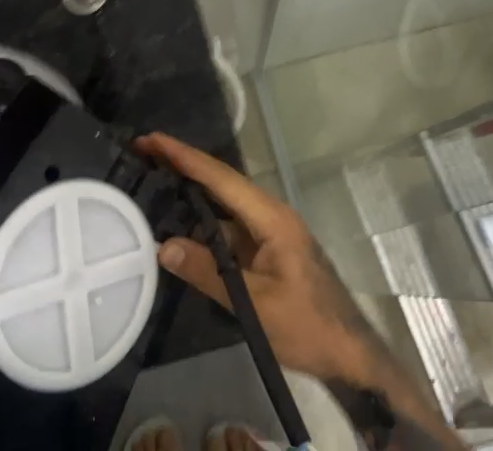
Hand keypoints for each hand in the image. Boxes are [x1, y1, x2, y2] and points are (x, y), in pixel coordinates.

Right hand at [133, 133, 388, 387]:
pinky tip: (179, 224)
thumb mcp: (254, 304)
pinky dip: (203, 221)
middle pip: (222, 182)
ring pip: (224, 204)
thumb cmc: (307, 326)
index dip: (185, 157)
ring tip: (153, 179)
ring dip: (192, 191)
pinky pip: (229, 227)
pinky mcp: (267, 250)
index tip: (153, 139)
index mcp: (272, 218)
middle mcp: (271, 215)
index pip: (222, 179)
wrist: (349, 353)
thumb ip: (208, 272)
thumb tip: (164, 246)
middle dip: (184, 165)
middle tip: (143, 151)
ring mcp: (270, 232)